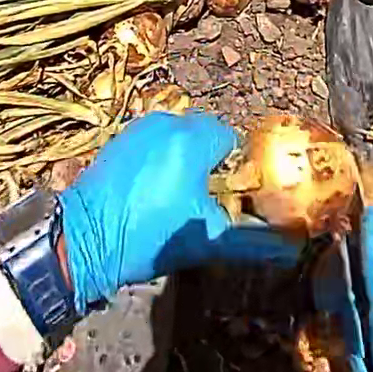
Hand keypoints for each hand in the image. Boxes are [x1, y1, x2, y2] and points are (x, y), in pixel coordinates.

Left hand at [59, 111, 299, 312]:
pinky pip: (154, 138)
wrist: (79, 242)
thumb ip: (250, 241)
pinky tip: (148, 187)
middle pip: (205, 133)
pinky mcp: (121, 137)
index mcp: (192, 140)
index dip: (230, 167)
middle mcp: (169, 123)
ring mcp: (141, 127)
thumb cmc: (146, 237)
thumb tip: (293, 248)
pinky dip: (159, 155)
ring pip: (179, 135)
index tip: (221, 194)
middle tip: (197, 196)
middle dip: (207, 159)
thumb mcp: (202, 240)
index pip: (230, 139)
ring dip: (182, 156)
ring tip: (171, 194)